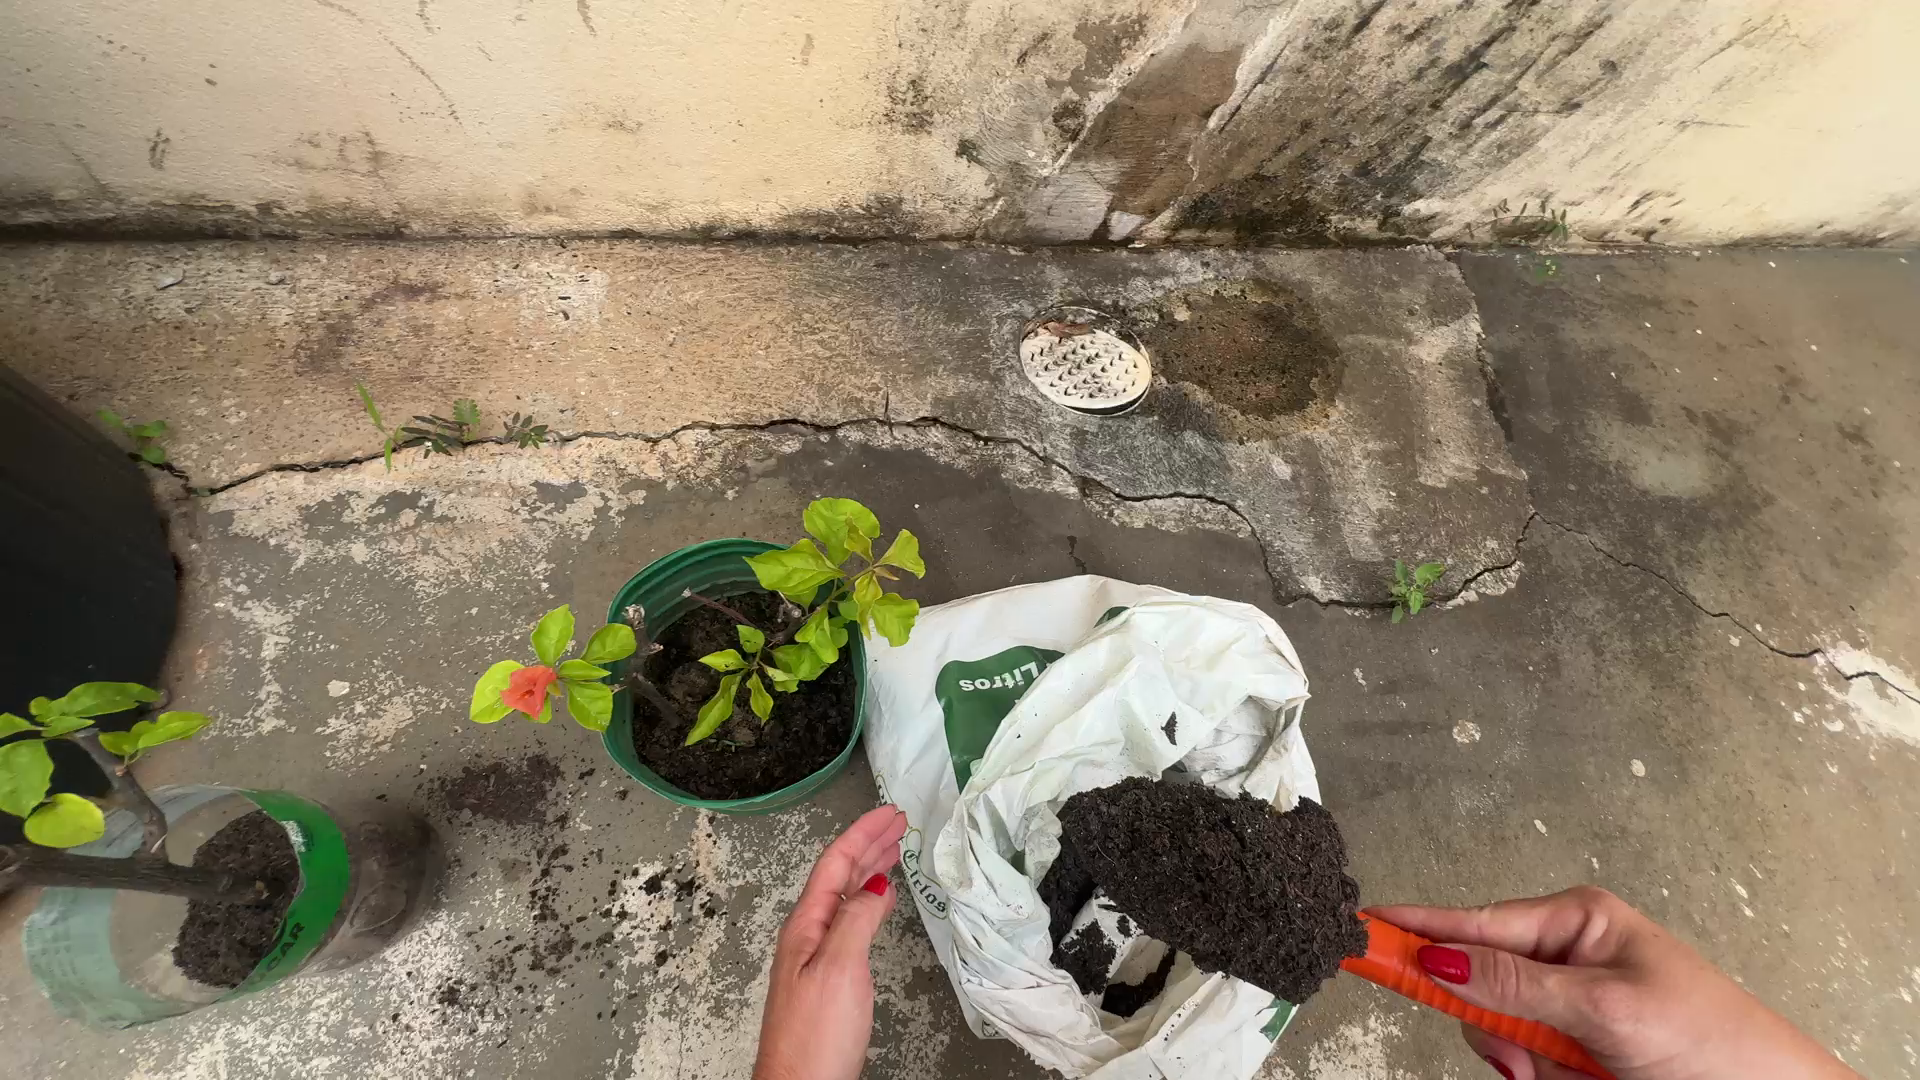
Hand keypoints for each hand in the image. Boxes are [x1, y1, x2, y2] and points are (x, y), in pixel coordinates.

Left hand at [753, 804, 907, 1079]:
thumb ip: (857, 918)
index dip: (863, 832)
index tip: (890, 812)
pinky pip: (852, 918)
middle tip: (899, 822)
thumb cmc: (816, 1035)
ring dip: (871, 867)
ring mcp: (817, 955)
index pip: (836, 862)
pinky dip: (870, 898)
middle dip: (869, 843)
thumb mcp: (840, 967)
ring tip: (894, 849)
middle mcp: (809, 933)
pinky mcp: (829, 976)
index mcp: (807, 923)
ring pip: (846, 895)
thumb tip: (877, 884)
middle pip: (840, 873)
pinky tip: (880, 900)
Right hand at [1370, 887, 1857, 1079]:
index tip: (1363, 922)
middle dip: (1491, 1022)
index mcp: (1574, 920)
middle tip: (1518, 1062)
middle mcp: (1562, 953)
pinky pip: (1522, 1055)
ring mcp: (1567, 1001)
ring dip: (1522, 1059)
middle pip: (1477, 976)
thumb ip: (1514, 984)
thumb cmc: (1721, 1049)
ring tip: (1574, 1078)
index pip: (1473, 921)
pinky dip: (1536, 1074)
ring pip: (1495, 1023)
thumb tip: (1436, 959)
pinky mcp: (1574, 1045)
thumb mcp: (1609, 1010)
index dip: (1415, 925)